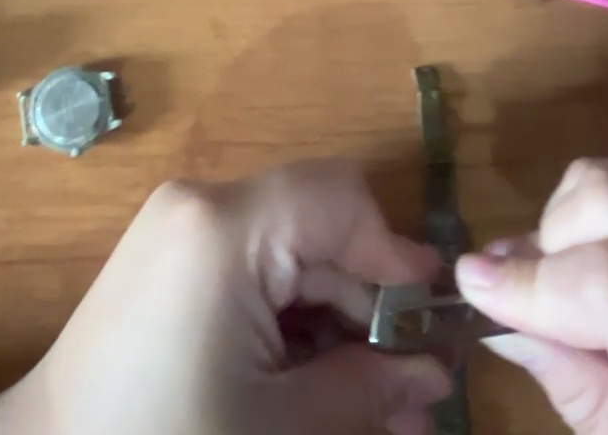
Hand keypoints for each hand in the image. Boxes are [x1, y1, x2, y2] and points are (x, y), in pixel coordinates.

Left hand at [0, 159, 453, 434]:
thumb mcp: (283, 426)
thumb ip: (368, 388)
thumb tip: (434, 371)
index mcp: (226, 226)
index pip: (340, 196)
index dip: (394, 253)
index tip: (428, 321)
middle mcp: (203, 202)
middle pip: (319, 224)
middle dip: (368, 303)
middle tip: (406, 387)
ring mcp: (181, 223)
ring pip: (293, 250)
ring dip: (334, 318)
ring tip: (365, 400)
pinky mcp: (173, 251)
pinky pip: (255, 265)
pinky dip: (291, 315)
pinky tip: (309, 379)